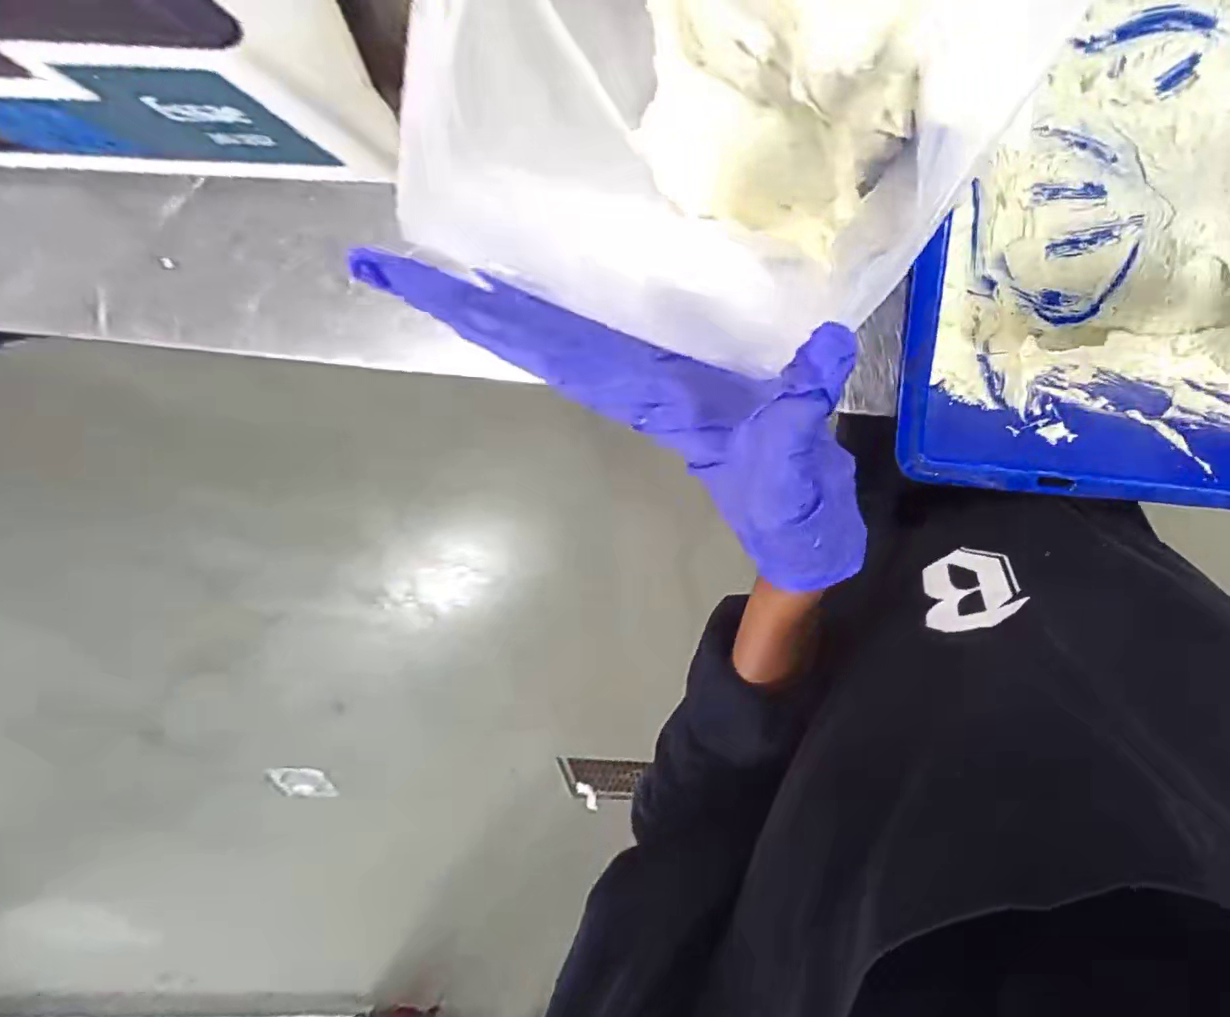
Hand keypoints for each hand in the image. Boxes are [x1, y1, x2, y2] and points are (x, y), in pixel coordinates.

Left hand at [350, 249, 865, 591]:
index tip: (416, 281)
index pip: (568, 356)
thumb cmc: (794, 518)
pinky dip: (599, 318)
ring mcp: (677, 395)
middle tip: (401, 258)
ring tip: (474, 265)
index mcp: (666, 406)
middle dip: (487, 308)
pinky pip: (637, 346)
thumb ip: (803, 409)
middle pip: (559, 347)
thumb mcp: (798, 468)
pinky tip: (590, 295)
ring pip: (591, 346)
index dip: (499, 322)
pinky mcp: (705, 395)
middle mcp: (656, 395)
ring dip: (532, 310)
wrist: (805, 545)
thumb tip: (827, 340)